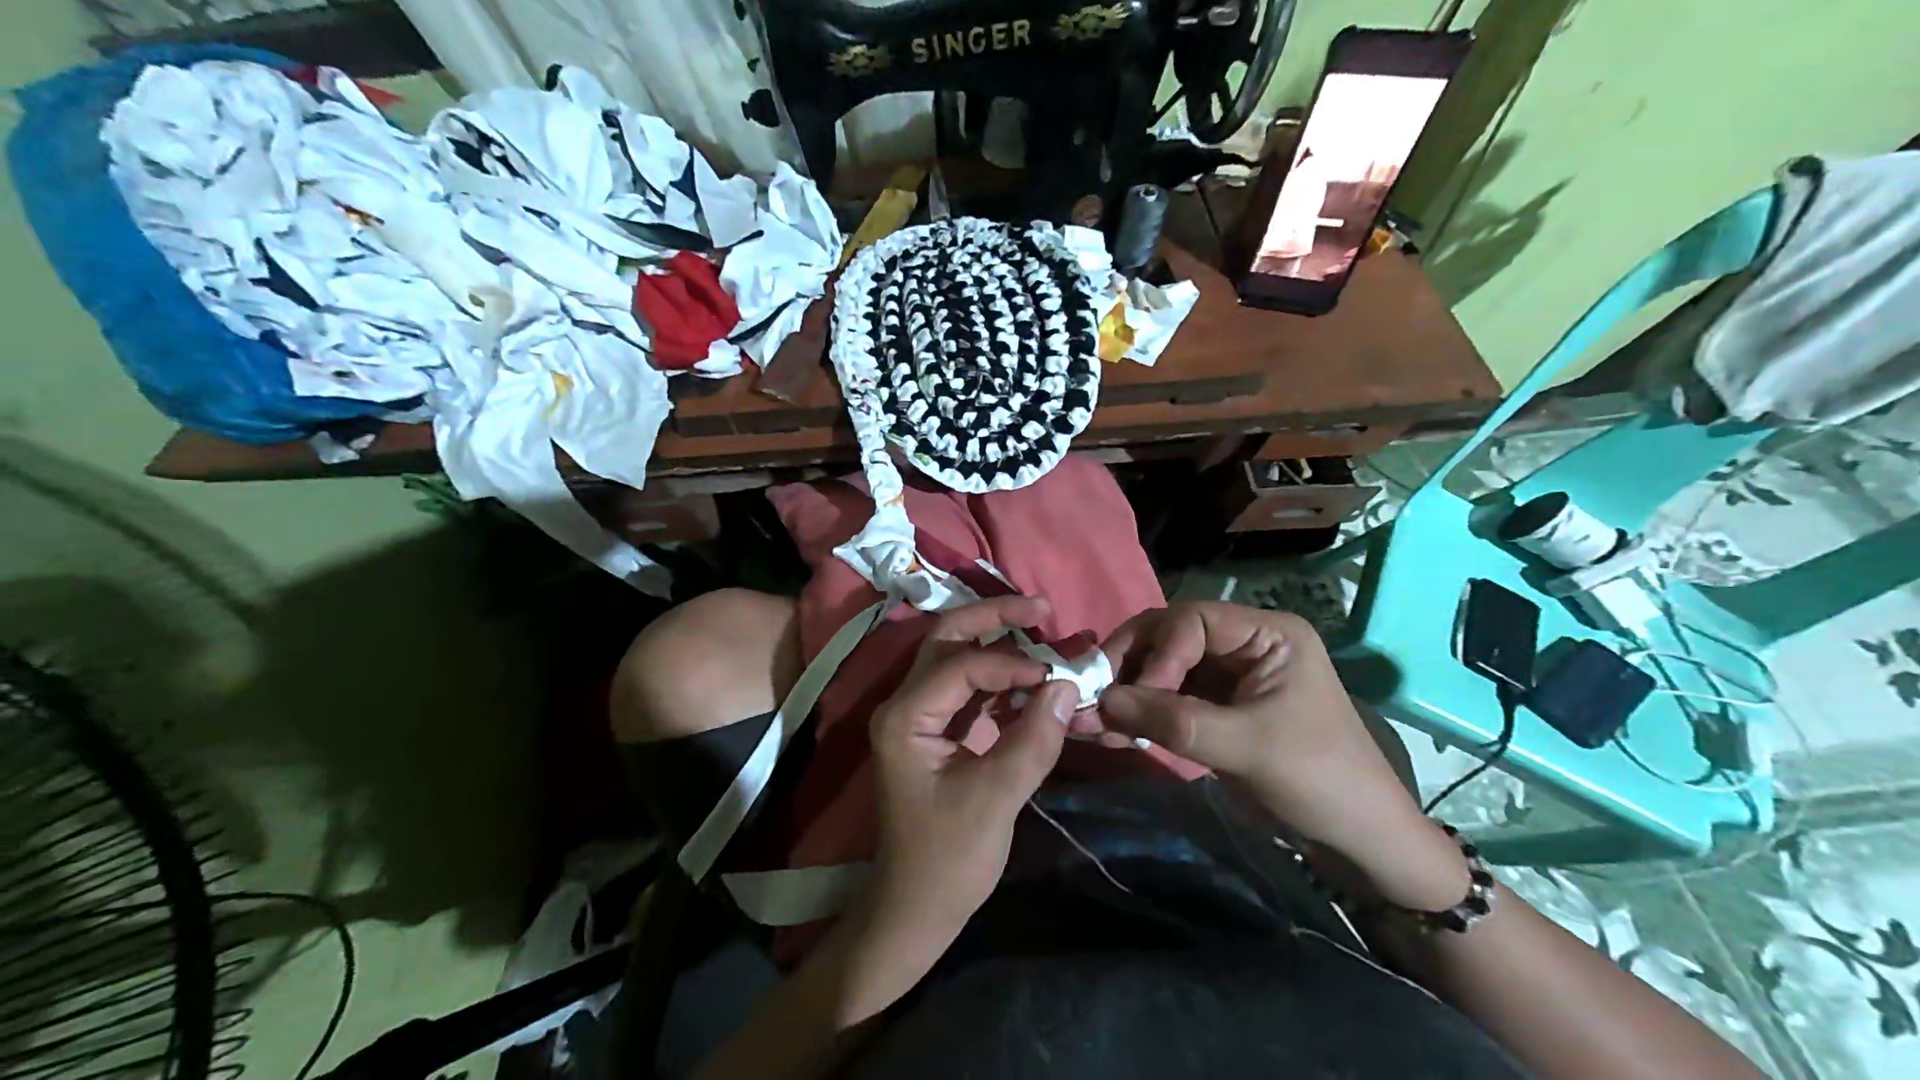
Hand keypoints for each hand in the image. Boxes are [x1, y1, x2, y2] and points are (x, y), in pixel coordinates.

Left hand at [869, 597, 1078, 934]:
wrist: (916, 908)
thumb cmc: (948, 859)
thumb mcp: (995, 799)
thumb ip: (1032, 740)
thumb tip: (1068, 685)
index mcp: (905, 717)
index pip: (961, 665)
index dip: (1011, 663)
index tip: (1056, 676)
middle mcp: (906, 704)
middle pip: (948, 639)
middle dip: (994, 618)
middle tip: (1042, 607)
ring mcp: (920, 716)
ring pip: (958, 659)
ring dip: (1000, 644)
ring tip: (1045, 630)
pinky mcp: (938, 731)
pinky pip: (969, 688)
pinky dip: (1001, 678)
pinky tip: (1034, 677)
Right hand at [1099, 602, 1466, 908]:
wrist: (1360, 843)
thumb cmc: (1320, 781)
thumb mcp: (1247, 747)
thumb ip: (1173, 721)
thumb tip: (1102, 701)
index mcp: (1267, 634)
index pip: (1190, 620)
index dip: (1155, 653)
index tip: (1129, 696)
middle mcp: (1242, 644)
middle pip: (1168, 638)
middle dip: (1129, 666)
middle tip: (1092, 695)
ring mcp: (1226, 677)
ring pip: (1160, 669)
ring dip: (1125, 693)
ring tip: (1090, 720)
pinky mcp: (1214, 709)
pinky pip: (1165, 700)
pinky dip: (1137, 715)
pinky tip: (1109, 732)